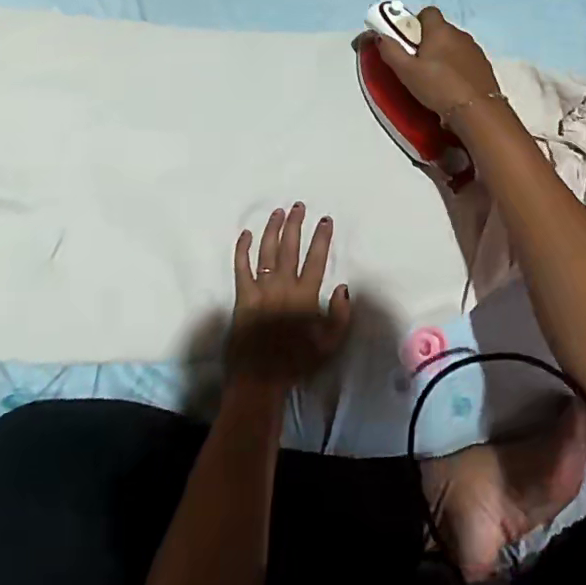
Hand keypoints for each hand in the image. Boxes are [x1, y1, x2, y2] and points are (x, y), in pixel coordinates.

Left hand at [227, 202, 350, 391]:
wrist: (260, 378)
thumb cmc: (297, 362)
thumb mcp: (330, 345)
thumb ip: (340, 315)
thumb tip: (344, 287)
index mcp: (305, 296)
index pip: (316, 259)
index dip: (322, 238)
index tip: (325, 220)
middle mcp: (283, 286)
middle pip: (289, 247)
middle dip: (295, 224)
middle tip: (298, 206)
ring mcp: (261, 289)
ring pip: (266, 251)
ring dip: (272, 229)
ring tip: (277, 213)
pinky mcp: (242, 296)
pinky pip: (241, 267)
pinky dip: (242, 249)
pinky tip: (246, 234)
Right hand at [373, 6, 503, 118]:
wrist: (477, 111)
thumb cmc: (438, 87)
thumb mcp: (406, 72)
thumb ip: (390, 51)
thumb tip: (379, 35)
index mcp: (440, 30)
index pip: (427, 12)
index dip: (415, 23)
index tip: (407, 41)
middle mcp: (460, 35)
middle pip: (440, 30)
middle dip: (428, 42)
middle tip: (416, 64)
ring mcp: (475, 51)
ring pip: (454, 46)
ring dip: (443, 56)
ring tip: (434, 79)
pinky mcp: (485, 67)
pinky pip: (465, 61)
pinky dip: (457, 69)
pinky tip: (451, 87)